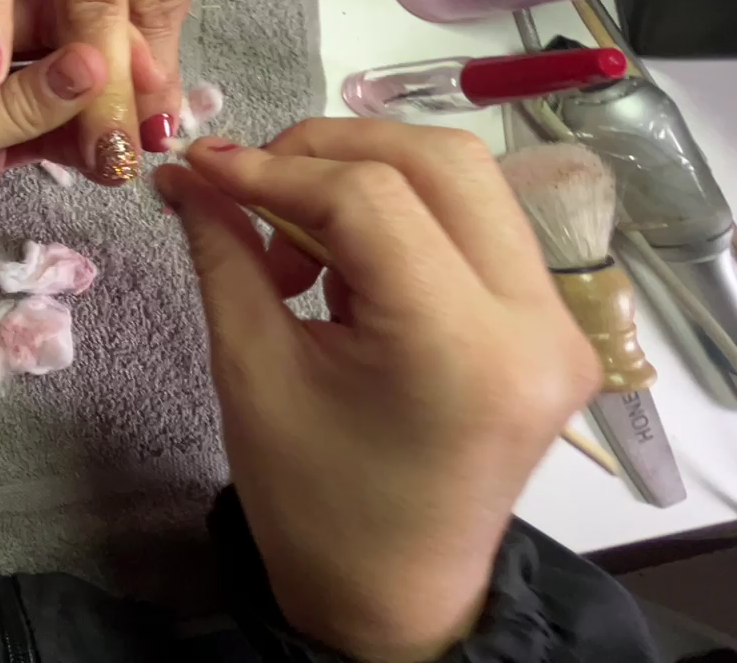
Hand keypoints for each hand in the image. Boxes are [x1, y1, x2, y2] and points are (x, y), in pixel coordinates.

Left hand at [0, 0, 157, 282]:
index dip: (96, 35)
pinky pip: (29, 135)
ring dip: (91, 117)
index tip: (154, 65)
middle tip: (165, 107)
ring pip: (45, 98)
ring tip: (150, 140)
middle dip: (104, 79)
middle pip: (48, 54)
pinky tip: (108, 157)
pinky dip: (64, 145)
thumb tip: (100, 62)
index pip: (36, 12)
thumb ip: (15, 103)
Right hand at [153, 121, 599, 661]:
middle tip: (245, 181)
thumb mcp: (247, 362)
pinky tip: (331, 258)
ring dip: (354, 172)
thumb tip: (181, 174)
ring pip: (460, 176)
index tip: (197, 166)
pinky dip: (383, 207)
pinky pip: (464, 217)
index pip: (367, 199)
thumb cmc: (305, 492)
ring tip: (288, 231)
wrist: (389, 588)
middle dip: (321, 148)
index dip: (269, 167)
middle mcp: (536, 320)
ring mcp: (555, 319)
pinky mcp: (543, 320)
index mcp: (459, 347)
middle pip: (436, 160)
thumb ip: (220, 250)